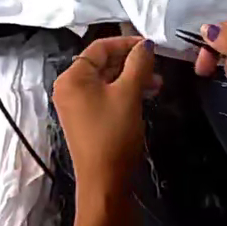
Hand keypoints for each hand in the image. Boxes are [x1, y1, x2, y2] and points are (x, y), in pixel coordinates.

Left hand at [53, 36, 155, 192]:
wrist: (105, 182)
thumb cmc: (114, 134)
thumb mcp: (129, 94)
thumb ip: (138, 64)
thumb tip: (145, 44)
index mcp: (72, 77)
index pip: (100, 47)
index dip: (126, 43)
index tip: (152, 45)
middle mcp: (69, 87)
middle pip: (103, 62)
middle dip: (132, 62)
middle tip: (158, 66)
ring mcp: (77, 104)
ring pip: (107, 80)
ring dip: (132, 78)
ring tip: (157, 83)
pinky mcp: (87, 118)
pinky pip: (106, 95)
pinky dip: (125, 91)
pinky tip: (146, 94)